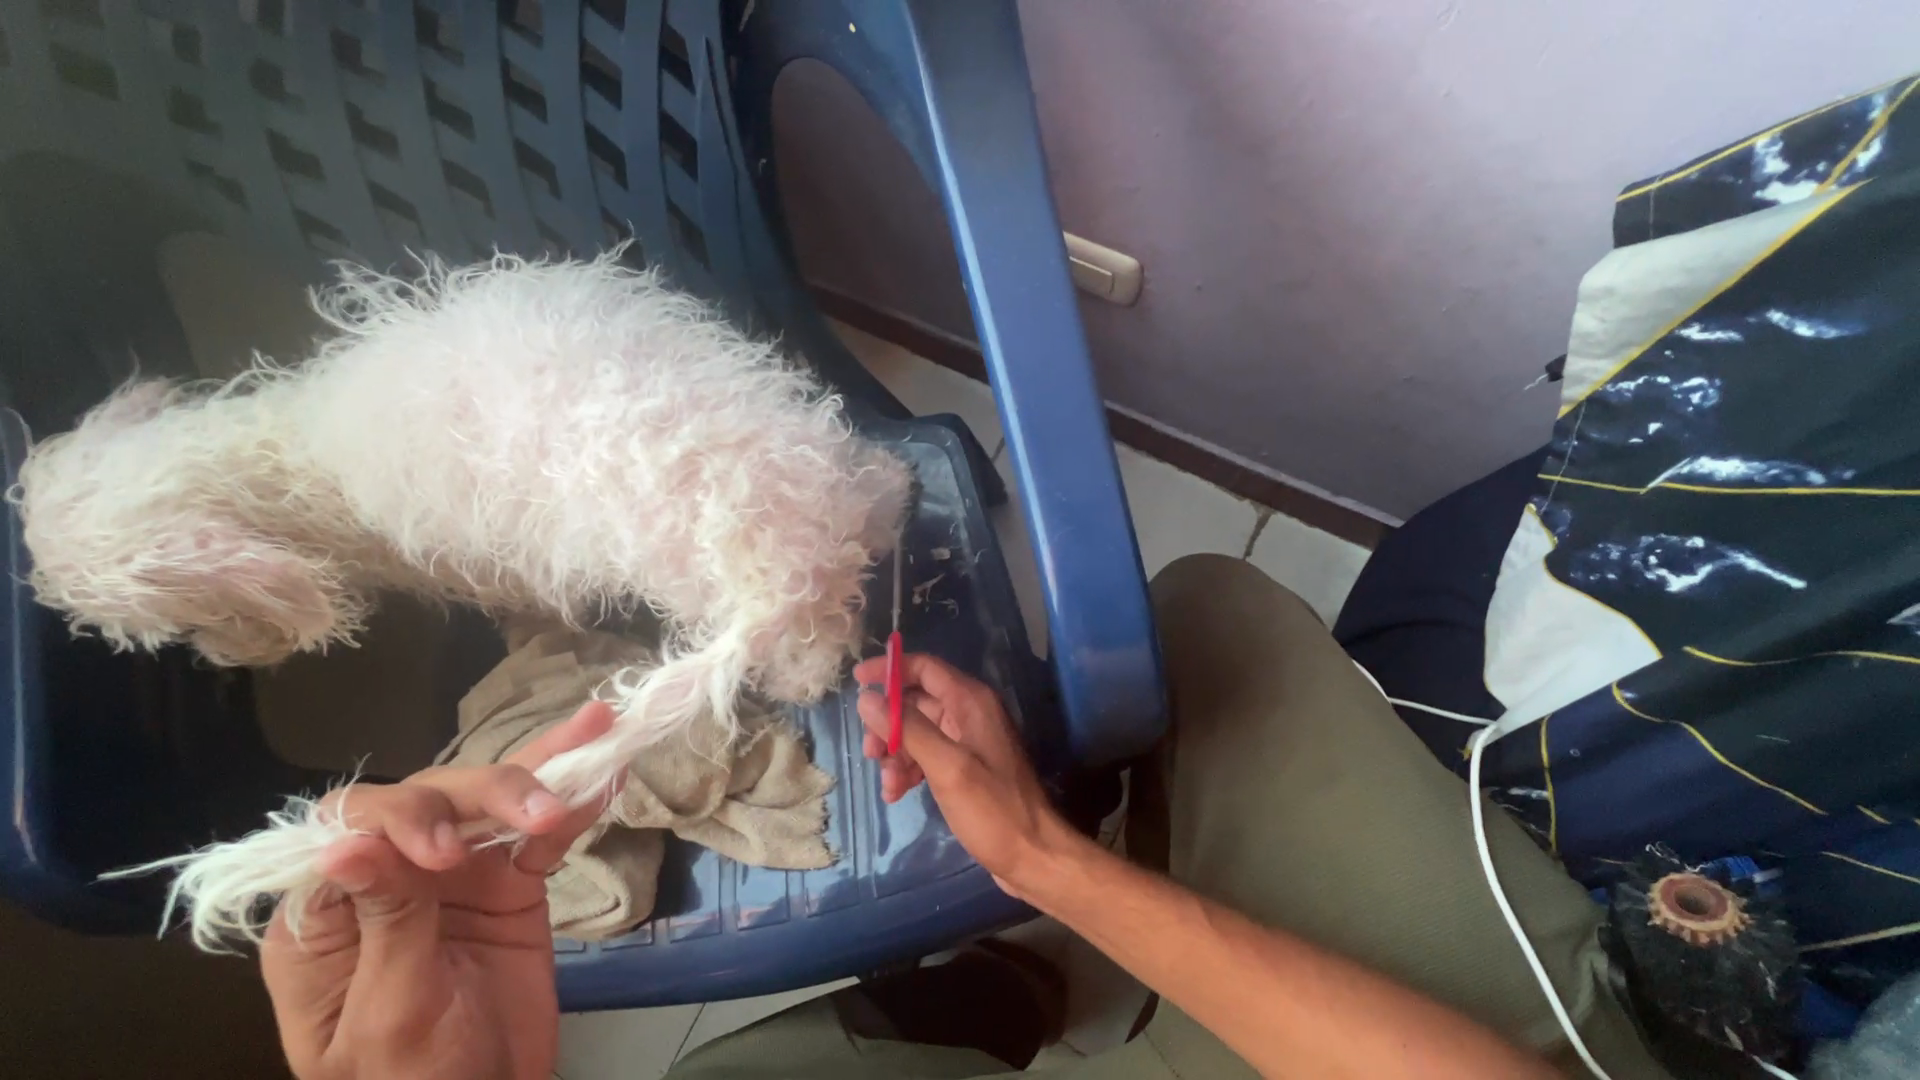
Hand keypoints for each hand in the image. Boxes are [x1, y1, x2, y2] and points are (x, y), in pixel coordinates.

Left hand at [260, 701, 615, 1079]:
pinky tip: (608, 773)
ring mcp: (461, 875)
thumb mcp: (391, 1016)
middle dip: (486, 794)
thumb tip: (349, 846)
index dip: (400, 821)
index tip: (449, 855)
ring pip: (493, 802)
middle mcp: (393, 878)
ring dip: (543, 769)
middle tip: (540, 814)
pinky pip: (545, 834)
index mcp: (332, 916)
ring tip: (596, 726)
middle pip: (433, 800)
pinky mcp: (515, 883)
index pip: (352, 832)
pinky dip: (578, 804)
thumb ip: (386, 924)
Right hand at [853, 653, 1085, 896]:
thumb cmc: (993, 809)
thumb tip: (868, 698)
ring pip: (918, 731)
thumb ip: (908, 728)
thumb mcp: (946, 767)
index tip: (856, 682)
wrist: (1033, 856)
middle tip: (871, 753)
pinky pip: (928, 755)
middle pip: (916, 700)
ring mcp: (969, 740)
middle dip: (888, 724)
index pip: (924, 667)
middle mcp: (970, 713)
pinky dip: (909, 769)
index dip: (889, 670)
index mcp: (971, 701)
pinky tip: (897, 793)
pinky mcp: (966, 766)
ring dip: (896, 753)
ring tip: (888, 785)